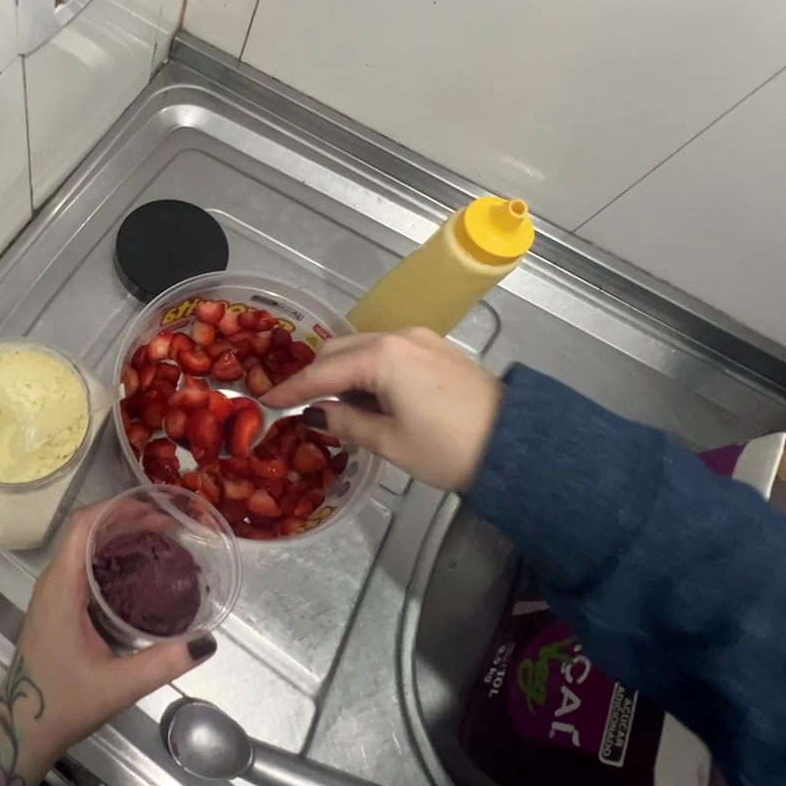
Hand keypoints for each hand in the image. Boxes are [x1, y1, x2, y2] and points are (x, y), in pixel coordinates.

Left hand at [5, 504, 215, 759]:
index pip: (84, 525)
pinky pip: (82, 561)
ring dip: (118, 533)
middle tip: (168, 524)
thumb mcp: (118, 686)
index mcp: (62, 587)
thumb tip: (206, 642)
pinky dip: (109, 552)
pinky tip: (136, 566)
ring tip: (157, 537)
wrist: (22, 728)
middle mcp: (53, 579)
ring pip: (83, 543)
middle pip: (87, 528)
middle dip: (126, 518)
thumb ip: (162, 663)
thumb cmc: (62, 703)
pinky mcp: (56, 602)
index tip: (154, 511)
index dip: (118, 508)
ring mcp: (52, 590)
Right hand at [259, 327, 502, 492]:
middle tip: (295, 406)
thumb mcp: (390, 442)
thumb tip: (315, 414)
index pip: (322, 372)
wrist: (520, 446)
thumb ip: (344, 422)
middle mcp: (397, 337)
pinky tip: (363, 397)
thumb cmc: (450, 448)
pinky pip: (384, 352)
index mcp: (382, 356)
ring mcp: (419, 340)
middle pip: (338, 350)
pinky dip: (364, 370)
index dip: (291, 389)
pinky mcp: (434, 350)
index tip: (265, 402)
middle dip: (314, 376)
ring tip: (329, 406)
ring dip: (339, 372)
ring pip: (360, 348)